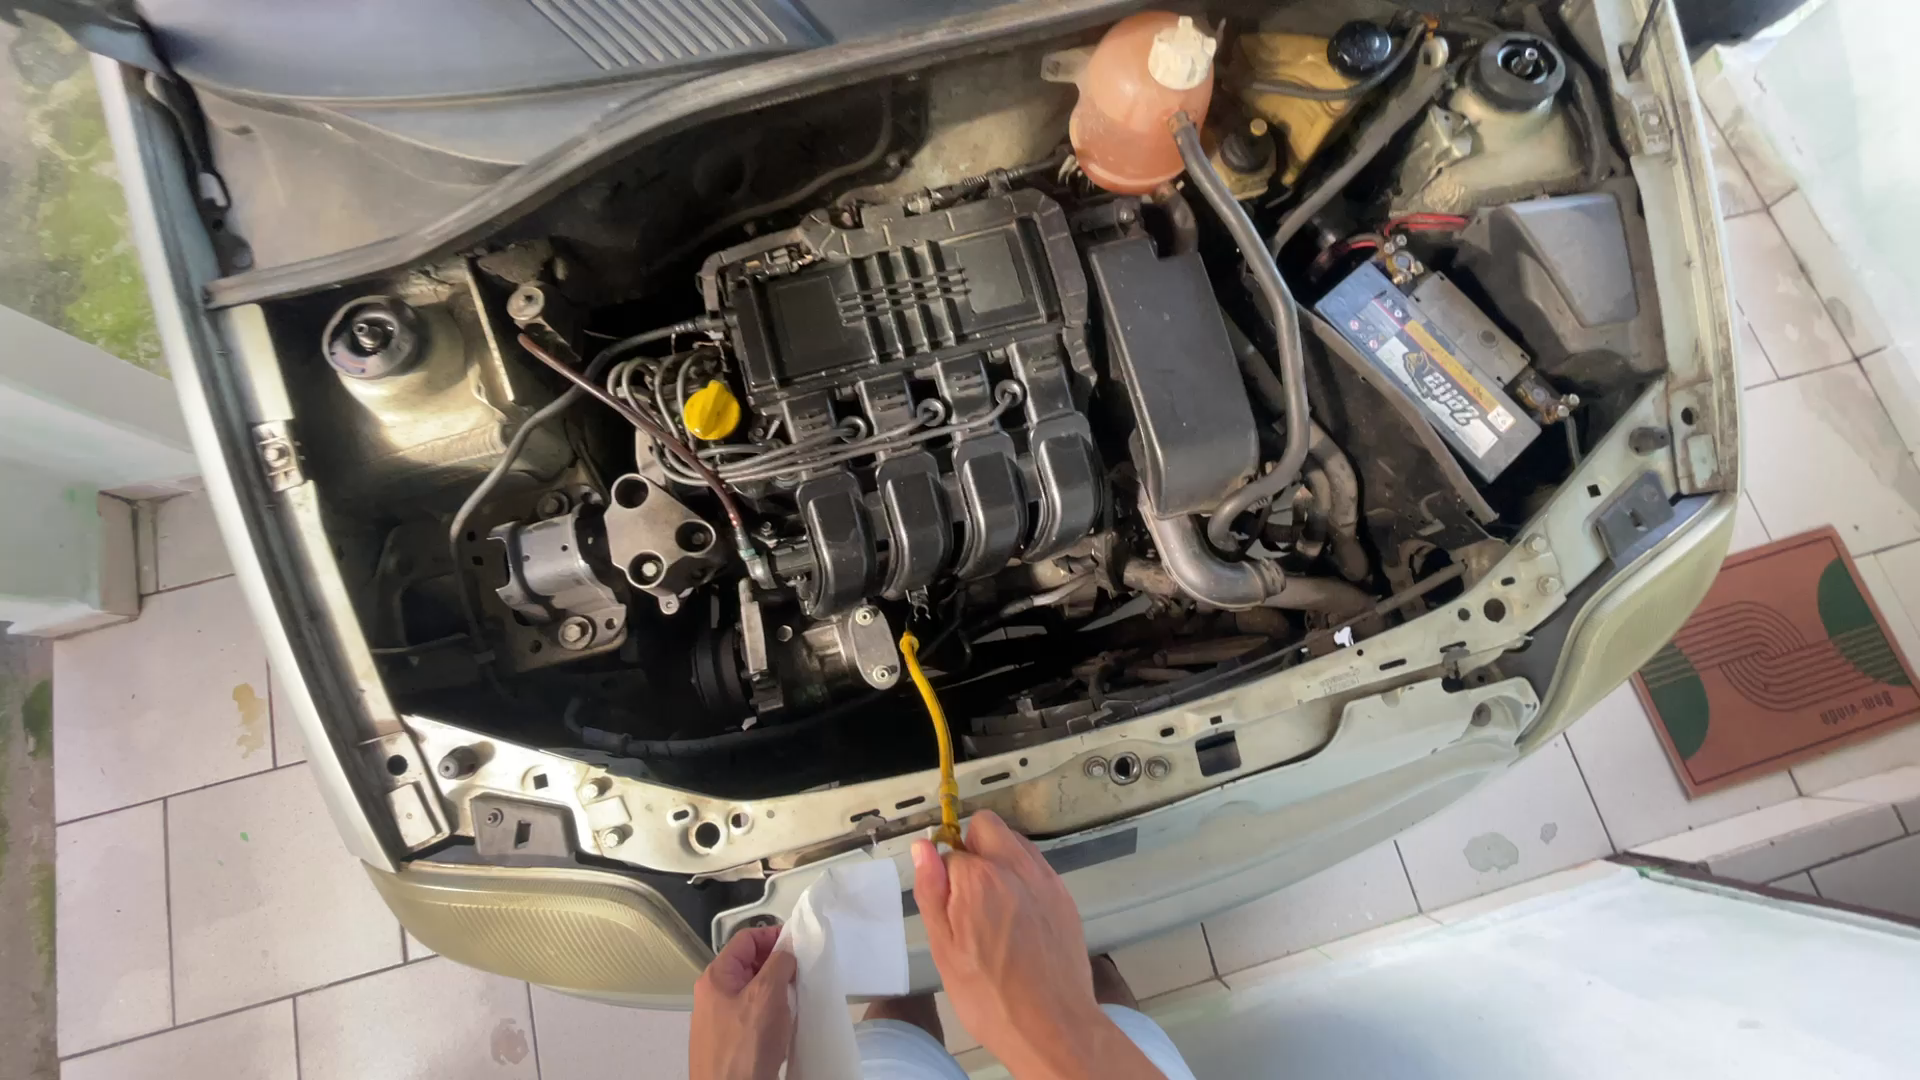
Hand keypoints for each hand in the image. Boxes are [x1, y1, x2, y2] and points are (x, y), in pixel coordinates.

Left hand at [689, 925, 795, 1079]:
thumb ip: (779, 962)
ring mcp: (718, 1022)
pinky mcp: (727, 1043)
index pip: (746, 939)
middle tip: (799, 972)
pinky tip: (783, 1024)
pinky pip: (751, 1016)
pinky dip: (769, 1013)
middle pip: (749, 963)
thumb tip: (786, 949)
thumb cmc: (747, 1044)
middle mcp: (712, 995)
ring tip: (794, 998)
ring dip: (775, 990)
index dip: (772, 935)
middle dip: (776, 964)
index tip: (797, 945)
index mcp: (716, 977)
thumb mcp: (767, 993)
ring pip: (752, 991)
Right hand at [912, 811, 1160, 1079]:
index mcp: (978, 877)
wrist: (1053, 1027)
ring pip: (1014, 841)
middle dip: (973, 847)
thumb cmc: (989, 995)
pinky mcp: (1063, 892)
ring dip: (1000, 859)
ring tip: (996, 908)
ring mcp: (1043, 876)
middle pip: (986, 826)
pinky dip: (1024, 877)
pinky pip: (1036, 865)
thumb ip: (931, 890)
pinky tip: (1020, 917)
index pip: (950, 850)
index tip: (950, 905)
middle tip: (970, 895)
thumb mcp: (944, 949)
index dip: (945, 875)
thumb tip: (923, 846)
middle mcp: (1014, 865)